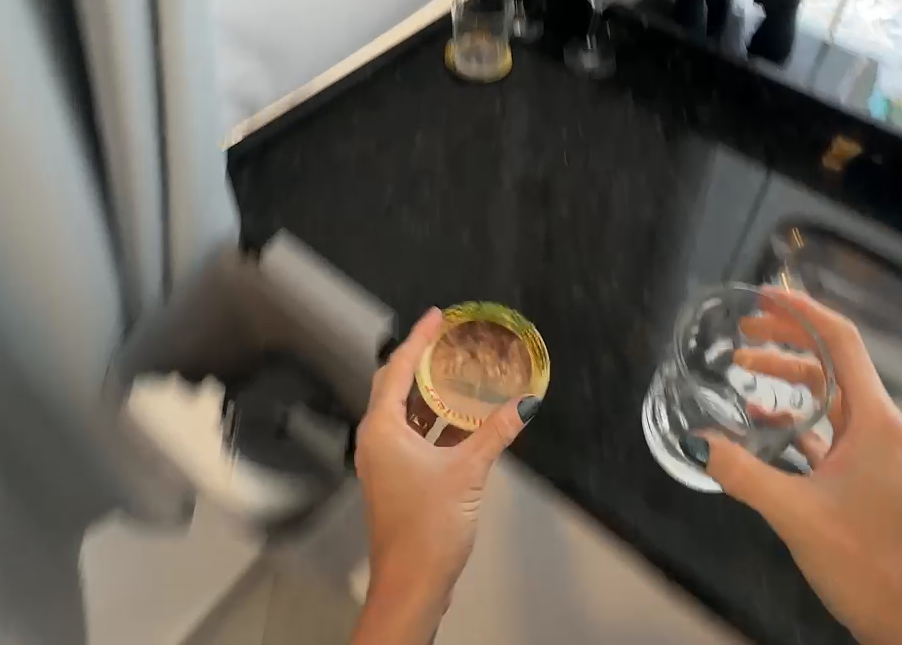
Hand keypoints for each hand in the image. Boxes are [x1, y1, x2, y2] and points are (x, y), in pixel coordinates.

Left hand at [350, 308, 538, 644]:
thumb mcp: (468, 471)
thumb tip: (525, 404)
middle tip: (444, 335)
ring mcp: (384, 459)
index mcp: (382, 429)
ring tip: (454, 369)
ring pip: (403, 410)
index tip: (436, 315)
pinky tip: (459, 417)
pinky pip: (412, 432)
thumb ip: (497, 432)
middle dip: (419, 358)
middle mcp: (376, 439)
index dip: (418, 339)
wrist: (411, 586)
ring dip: (427, 390)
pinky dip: (433, 418)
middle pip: (395, 384)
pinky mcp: (395, 476)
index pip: (397, 368)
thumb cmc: (427, 528)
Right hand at [688, 291, 901, 644]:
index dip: (803, 311)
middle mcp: (875, 423)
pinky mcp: (862, 472)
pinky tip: (760, 420)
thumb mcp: (795, 514)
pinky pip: (825, 425)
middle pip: (831, 358)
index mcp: (872, 418)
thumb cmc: (865, 562)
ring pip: (826, 391)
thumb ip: (743, 472)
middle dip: (787, 337)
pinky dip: (793, 413)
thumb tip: (697, 441)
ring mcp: (871, 448)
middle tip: (743, 329)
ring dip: (786, 375)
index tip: (764, 295)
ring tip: (743, 368)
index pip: (841, 340)